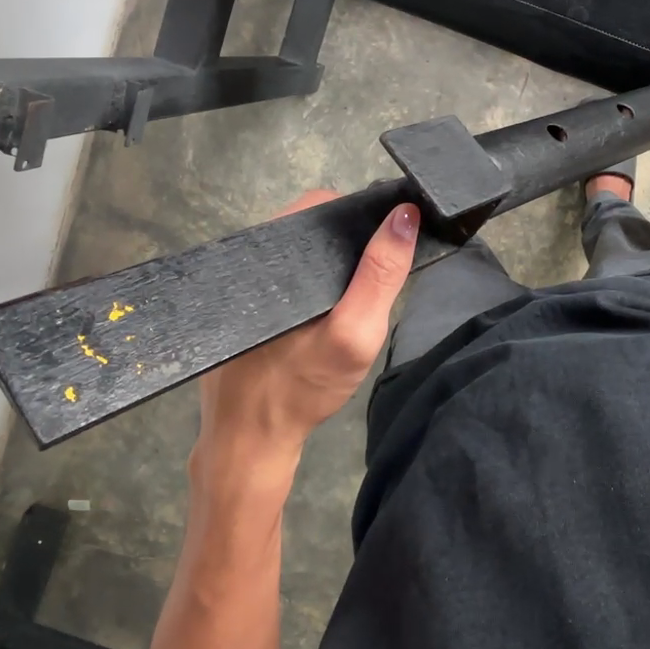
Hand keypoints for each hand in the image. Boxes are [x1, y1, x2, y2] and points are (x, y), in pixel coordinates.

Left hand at [198, 190, 419, 456]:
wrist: (249, 443)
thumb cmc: (301, 387)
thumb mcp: (355, 331)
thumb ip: (381, 273)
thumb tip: (405, 214)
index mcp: (270, 253)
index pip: (321, 205)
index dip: (360, 216)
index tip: (386, 244)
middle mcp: (251, 258)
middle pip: (312, 226)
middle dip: (348, 245)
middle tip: (373, 281)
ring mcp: (245, 284)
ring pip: (302, 253)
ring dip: (332, 266)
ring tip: (356, 295)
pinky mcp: (247, 306)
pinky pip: (289, 278)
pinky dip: (315, 285)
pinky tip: (328, 313)